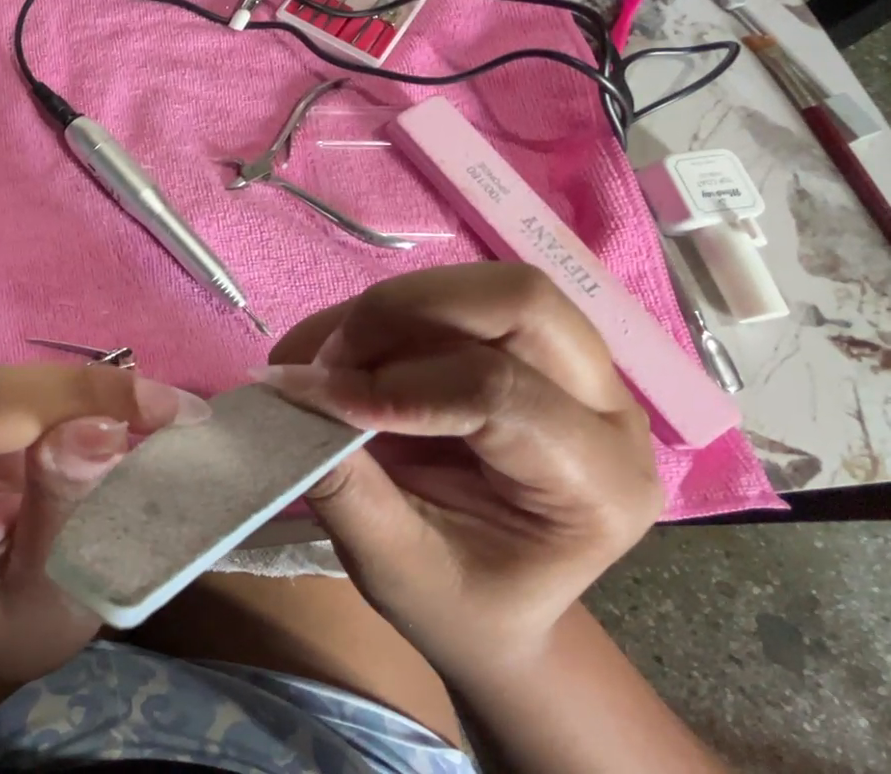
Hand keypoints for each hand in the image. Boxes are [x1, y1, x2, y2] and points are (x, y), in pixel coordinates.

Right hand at [258, 263, 664, 680]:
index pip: (500, 395)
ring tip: (327, 361)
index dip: (392, 385)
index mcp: (596, 487)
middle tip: (329, 360)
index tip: (305, 397)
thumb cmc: (454, 603)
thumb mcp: (392, 565)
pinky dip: (381, 316)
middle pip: (520, 303)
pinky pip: (453, 299)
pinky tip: (340, 357)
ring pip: (485, 288)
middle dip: (403, 313)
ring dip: (388, 310)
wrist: (492, 608)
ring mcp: (576, 373)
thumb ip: (345, 485)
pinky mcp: (528, 353)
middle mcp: (607, 412)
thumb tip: (288, 398)